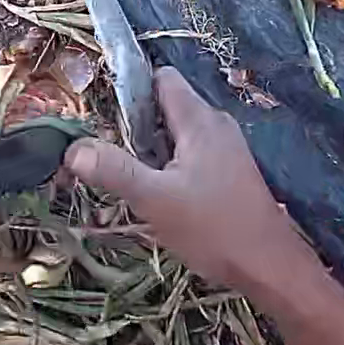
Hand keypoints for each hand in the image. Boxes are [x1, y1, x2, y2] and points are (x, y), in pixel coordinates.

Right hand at [65, 68, 319, 296]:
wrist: (270, 267)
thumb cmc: (214, 228)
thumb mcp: (156, 200)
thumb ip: (115, 170)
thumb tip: (73, 148)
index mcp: (199, 119)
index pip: (162, 78)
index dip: (132, 89)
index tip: (106, 117)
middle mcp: (216, 123)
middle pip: (167, 105)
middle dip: (137, 124)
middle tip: (112, 153)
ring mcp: (227, 146)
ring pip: (179, 131)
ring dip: (154, 147)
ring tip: (133, 177)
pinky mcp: (231, 169)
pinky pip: (193, 150)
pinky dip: (172, 162)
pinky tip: (162, 194)